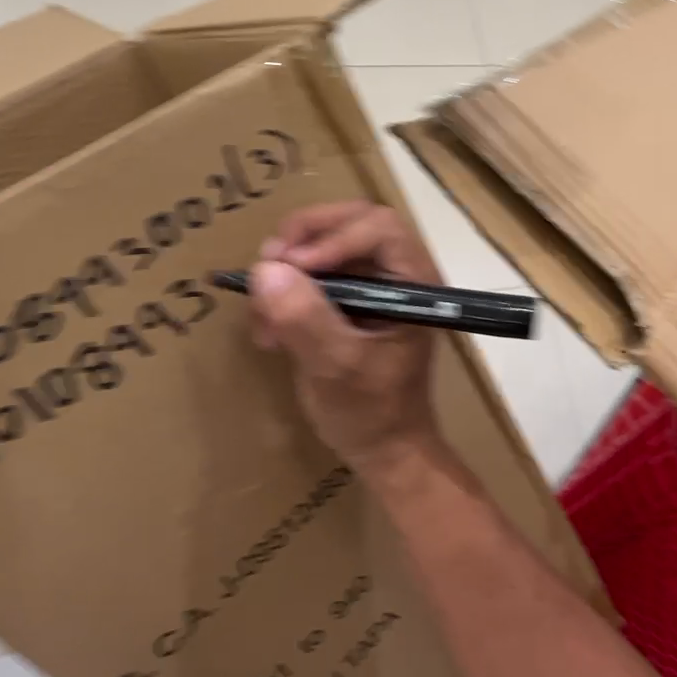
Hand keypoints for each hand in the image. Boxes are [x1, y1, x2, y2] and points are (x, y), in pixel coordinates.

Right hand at [248, 202, 441, 473]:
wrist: (384, 452)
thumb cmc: (373, 412)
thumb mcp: (336, 368)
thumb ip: (306, 319)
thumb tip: (266, 269)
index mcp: (415, 282)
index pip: (380, 227)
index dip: (333, 237)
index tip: (292, 266)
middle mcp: (399, 275)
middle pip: (352, 224)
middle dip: (306, 239)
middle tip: (267, 264)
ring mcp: (374, 287)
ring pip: (328, 247)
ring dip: (290, 269)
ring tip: (261, 309)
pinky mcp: (350, 304)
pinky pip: (315, 277)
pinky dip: (287, 293)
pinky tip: (268, 329)